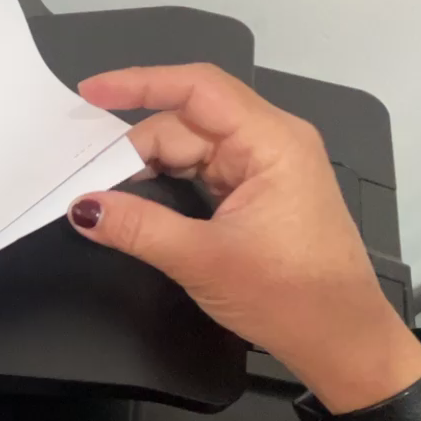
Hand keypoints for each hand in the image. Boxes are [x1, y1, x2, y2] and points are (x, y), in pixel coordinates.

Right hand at [67, 64, 420, 412]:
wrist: (336, 336)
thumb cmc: (290, 296)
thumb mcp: (201, 259)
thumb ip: (137, 228)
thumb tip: (84, 209)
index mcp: (271, 142)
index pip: (198, 90)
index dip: (140, 84)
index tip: (91, 93)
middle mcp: (267, 144)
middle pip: (184, 124)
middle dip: (133, 148)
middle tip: (85, 183)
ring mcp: (259, 169)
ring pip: (186, 151)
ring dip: (144, 170)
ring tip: (104, 195)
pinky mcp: (250, 195)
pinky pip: (196, 174)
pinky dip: (161, 185)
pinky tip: (133, 202)